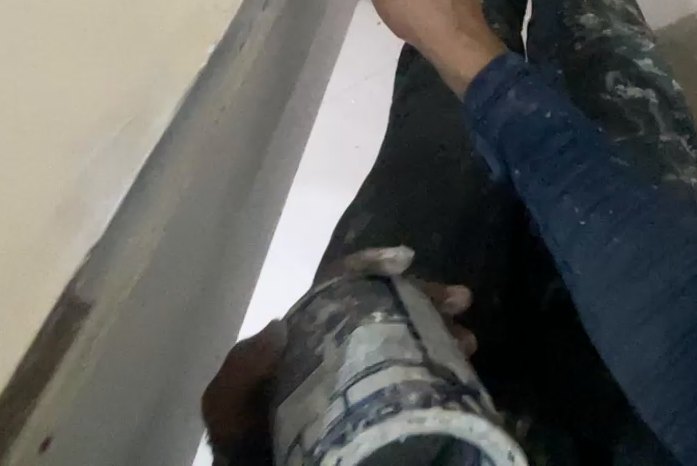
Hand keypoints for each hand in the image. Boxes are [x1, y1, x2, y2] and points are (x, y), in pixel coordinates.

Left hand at [199, 247, 477, 465]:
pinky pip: (417, 374)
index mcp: (308, 329)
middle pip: (387, 304)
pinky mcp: (381, 401)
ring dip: (440, 329)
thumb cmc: (245, 436)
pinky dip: (443, 366)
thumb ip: (243, 367)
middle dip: (424, 297)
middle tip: (460, 303)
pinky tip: (466, 370)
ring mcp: (363, 370)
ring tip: (469, 340)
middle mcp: (340, 340)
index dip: (372, 264)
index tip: (406, 261)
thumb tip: (279, 325)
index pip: (342, 283)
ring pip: (408, 334)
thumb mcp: (227, 403)